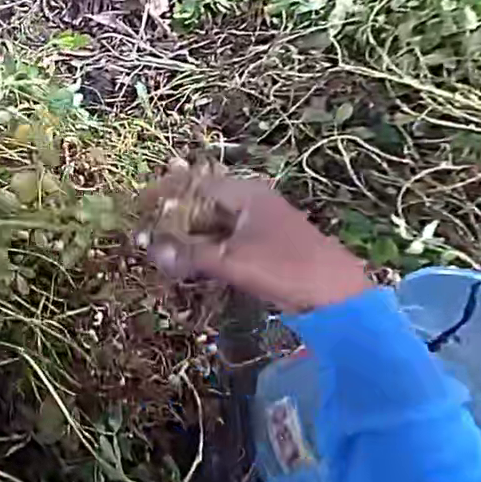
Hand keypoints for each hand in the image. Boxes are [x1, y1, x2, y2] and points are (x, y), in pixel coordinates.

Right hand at [140, 173, 371, 312]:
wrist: (338, 296)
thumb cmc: (285, 268)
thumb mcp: (232, 261)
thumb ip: (190, 254)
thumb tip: (153, 252)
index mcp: (246, 195)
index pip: (196, 185)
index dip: (166, 193)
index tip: (141, 204)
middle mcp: (252, 202)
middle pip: (203, 203)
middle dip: (175, 217)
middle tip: (148, 231)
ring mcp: (260, 223)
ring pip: (213, 222)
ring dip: (190, 234)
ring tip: (163, 248)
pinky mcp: (264, 244)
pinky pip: (225, 238)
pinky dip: (206, 246)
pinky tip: (191, 261)